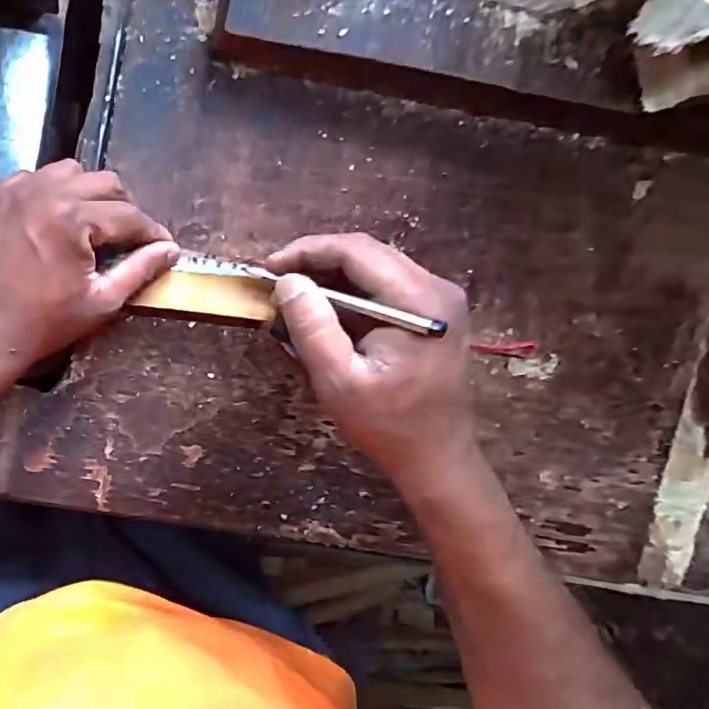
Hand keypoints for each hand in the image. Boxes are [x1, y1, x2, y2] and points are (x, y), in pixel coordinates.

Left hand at [0, 159, 179, 372]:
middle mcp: (44, 193)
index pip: (128, 215)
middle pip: (104, 182)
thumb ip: (140, 269)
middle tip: (125, 237)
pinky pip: (34, 178)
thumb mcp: (102, 300)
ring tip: (89, 223)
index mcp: (72, 219)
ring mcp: (14, 192)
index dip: (151, 231)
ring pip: (69, 172)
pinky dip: (51, 192)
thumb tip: (170, 249)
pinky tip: (53, 219)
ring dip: (88, 193)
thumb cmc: (46, 323)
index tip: (163, 245)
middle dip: (123, 208)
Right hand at [267, 234, 480, 494]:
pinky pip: (382, 286)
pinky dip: (349, 293)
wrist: (436, 457)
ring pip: (373, 267)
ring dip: (330, 277)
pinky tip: (323, 311)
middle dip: (316, 262)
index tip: (270, 268)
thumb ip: (312, 327)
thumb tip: (287, 281)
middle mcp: (436, 288)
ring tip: (293, 296)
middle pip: (366, 254)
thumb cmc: (388, 425)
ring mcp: (438, 299)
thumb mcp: (339, 381)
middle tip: (276, 282)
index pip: (357, 251)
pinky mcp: (431, 311)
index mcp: (420, 301)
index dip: (308, 251)